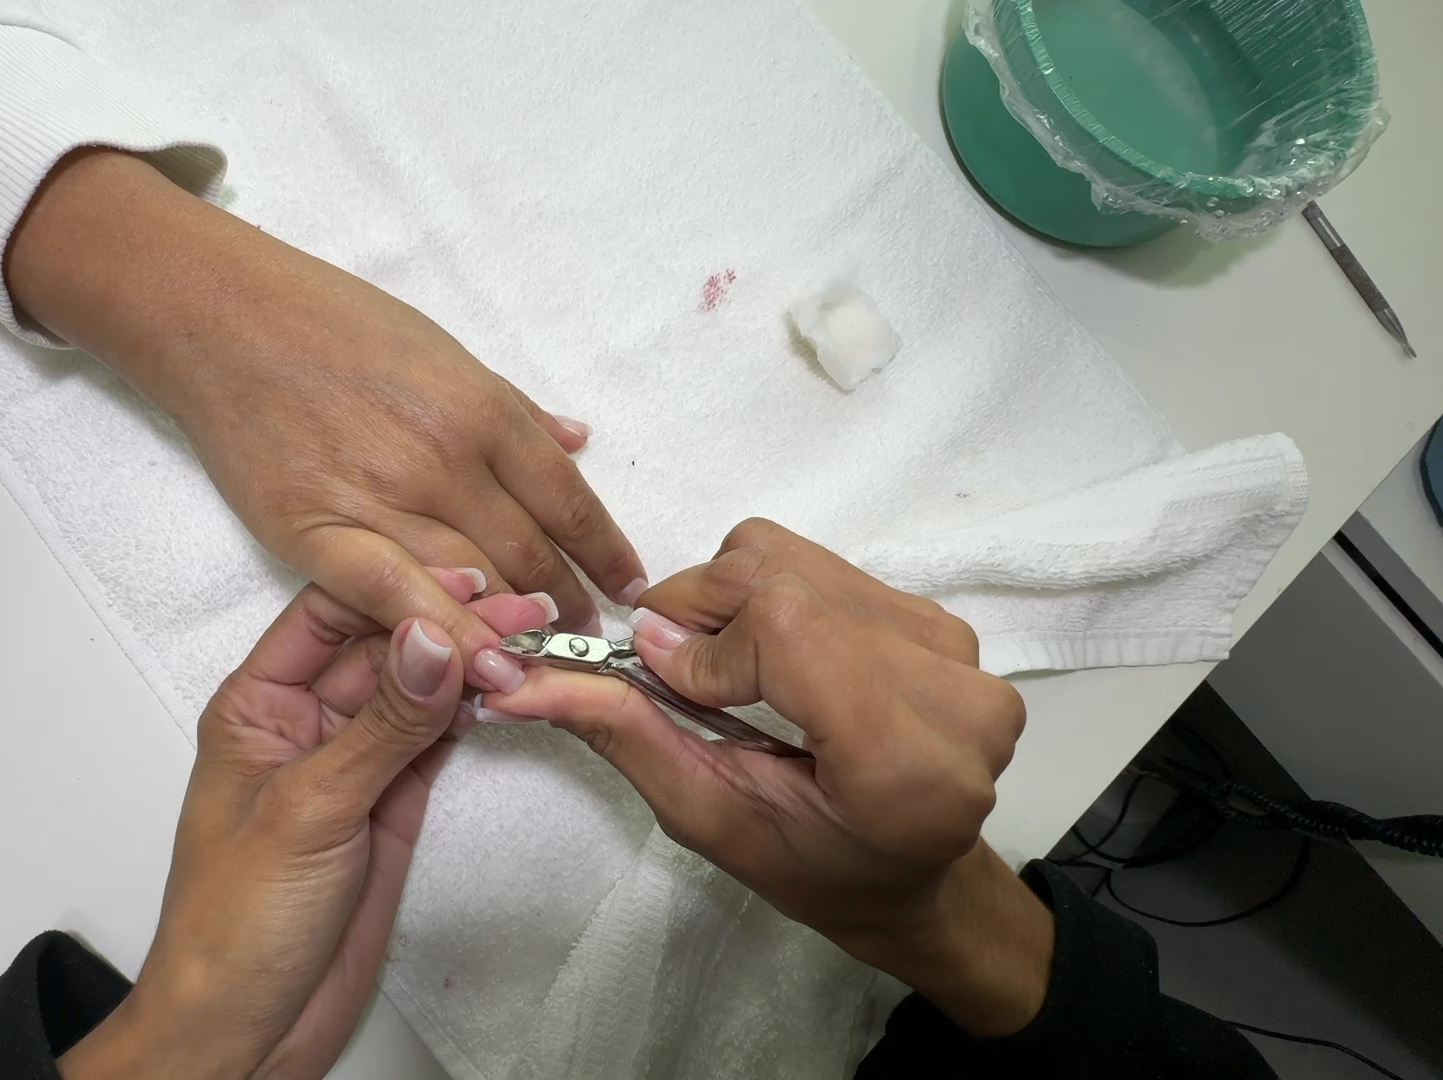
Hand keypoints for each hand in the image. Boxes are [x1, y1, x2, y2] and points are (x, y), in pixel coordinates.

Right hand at [6, 150, 647, 687]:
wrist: (225, 320)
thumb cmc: (336, 325)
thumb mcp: (442, 349)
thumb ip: (512, 407)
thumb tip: (578, 440)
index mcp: (482, 409)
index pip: (569, 499)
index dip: (606, 550)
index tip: (629, 584)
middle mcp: (447, 459)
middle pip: (530, 553)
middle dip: (568, 603)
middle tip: (590, 636)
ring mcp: (385, 499)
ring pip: (475, 585)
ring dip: (519, 629)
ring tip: (545, 658)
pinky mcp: (320, 534)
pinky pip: (397, 598)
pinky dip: (447, 639)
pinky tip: (484, 667)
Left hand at [57, 572, 548, 1079]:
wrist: (252, 1033)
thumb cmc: (238, 923)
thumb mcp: (310, 810)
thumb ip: (381, 724)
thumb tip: (433, 639)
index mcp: (261, 700)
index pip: (329, 616)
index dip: (393, 592)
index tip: (463, 584)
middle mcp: (309, 715)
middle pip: (384, 648)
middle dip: (447, 628)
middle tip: (517, 612)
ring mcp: (357, 753)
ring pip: (417, 688)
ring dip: (468, 666)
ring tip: (527, 640)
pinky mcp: (394, 790)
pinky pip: (436, 733)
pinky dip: (471, 711)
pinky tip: (505, 689)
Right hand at [484, 519, 1050, 1036]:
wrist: (915, 872)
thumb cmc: (811, 867)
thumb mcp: (704, 817)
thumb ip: (622, 736)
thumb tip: (520, 682)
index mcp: (906, 765)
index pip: (785, 630)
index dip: (701, 642)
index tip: (661, 676)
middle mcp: (950, 690)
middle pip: (777, 579)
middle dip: (695, 608)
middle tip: (671, 664)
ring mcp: (952, 642)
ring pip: (785, 556)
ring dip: (723, 596)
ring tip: (723, 661)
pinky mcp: (935, 615)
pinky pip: (812, 560)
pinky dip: (761, 590)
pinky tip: (768, 648)